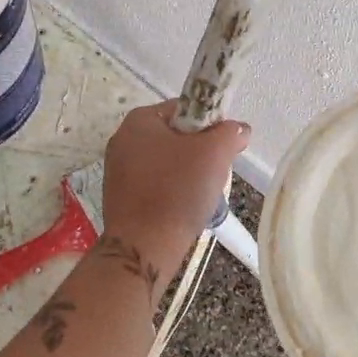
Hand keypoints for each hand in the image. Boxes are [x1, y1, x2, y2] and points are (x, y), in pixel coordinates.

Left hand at [101, 100, 249, 269]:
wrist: (144, 248)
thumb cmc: (178, 190)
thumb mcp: (215, 152)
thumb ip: (231, 132)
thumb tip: (239, 129)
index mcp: (139, 120)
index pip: (186, 108)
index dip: (211, 123)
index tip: (223, 146)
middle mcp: (123, 140)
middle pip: (177, 135)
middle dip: (201, 151)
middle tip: (215, 171)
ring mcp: (118, 171)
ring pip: (168, 161)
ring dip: (189, 173)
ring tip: (201, 193)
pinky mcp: (121, 198)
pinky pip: (156, 184)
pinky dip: (173, 191)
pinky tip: (184, 208)